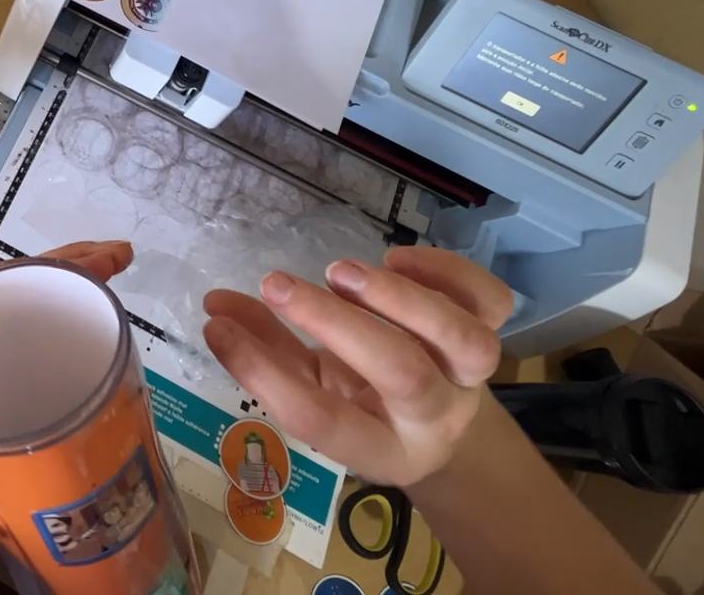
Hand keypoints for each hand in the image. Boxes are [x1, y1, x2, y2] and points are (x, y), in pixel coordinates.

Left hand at [0, 240, 135, 554]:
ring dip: (66, 314)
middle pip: (21, 298)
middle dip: (71, 279)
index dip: (53, 267)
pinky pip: (21, 369)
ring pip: (24, 330)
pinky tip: (84, 373)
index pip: (1, 286)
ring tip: (116, 312)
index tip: (103, 258)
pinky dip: (54, 359)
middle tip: (124, 268)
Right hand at [201, 246, 512, 487]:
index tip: (217, 326)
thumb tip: (214, 307)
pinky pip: (489, 301)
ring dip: (399, 297)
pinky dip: (448, 272)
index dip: (263, 374)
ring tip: (338, 271)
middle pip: (400, 372)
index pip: (320, 420)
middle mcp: (432, 416)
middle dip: (334, 322)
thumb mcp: (308, 390)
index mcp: (380, 445)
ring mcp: (468, 374)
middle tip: (275, 285)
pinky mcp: (486, 330)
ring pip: (465, 340)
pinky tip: (395, 257)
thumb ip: (263, 350)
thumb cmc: (356, 401)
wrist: (438, 418)